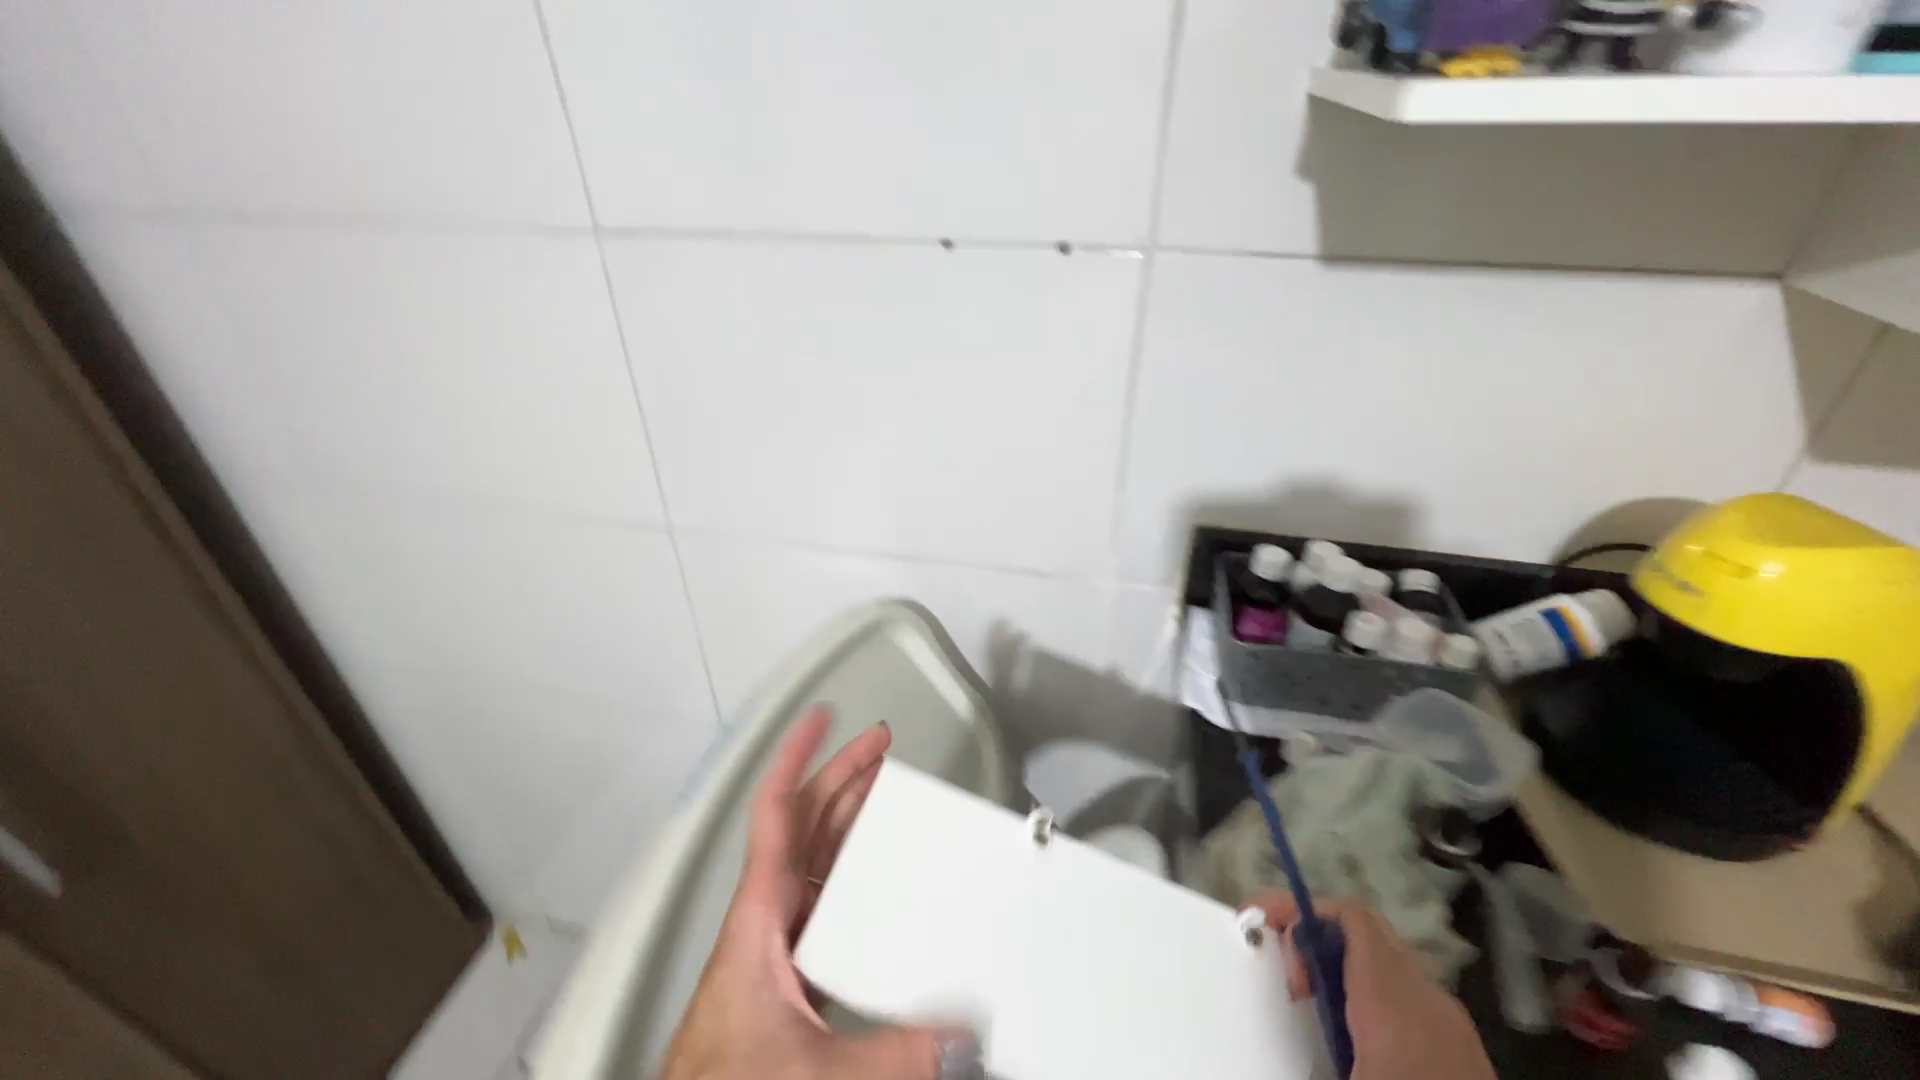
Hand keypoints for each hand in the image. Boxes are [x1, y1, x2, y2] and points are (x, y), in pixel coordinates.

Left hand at [662, 706, 981, 1079]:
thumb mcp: (815, 1069)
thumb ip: (894, 1052)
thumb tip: (964, 1033)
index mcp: (759, 916)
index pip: (775, 815)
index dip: (795, 758)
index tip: (820, 718)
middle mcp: (767, 916)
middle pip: (803, 825)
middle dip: (839, 777)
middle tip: (882, 748)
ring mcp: (778, 942)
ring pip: (813, 858)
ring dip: (846, 819)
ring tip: (886, 793)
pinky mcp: (792, 971)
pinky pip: (825, 899)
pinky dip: (851, 872)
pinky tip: (882, 878)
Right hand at [1250, 893, 1494, 1079]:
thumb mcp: (1351, 1075)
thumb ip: (1304, 1056)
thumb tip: (1249, 1066)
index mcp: (1394, 1008)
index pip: (1349, 919)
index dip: (1297, 909)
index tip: (1256, 925)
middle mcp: (1427, 1003)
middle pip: (1366, 932)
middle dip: (1313, 934)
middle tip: (1279, 973)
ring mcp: (1449, 1025)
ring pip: (1387, 962)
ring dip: (1339, 964)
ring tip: (1305, 1002)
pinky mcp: (1460, 1050)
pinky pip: (1405, 994)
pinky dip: (1366, 991)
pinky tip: (1348, 1035)